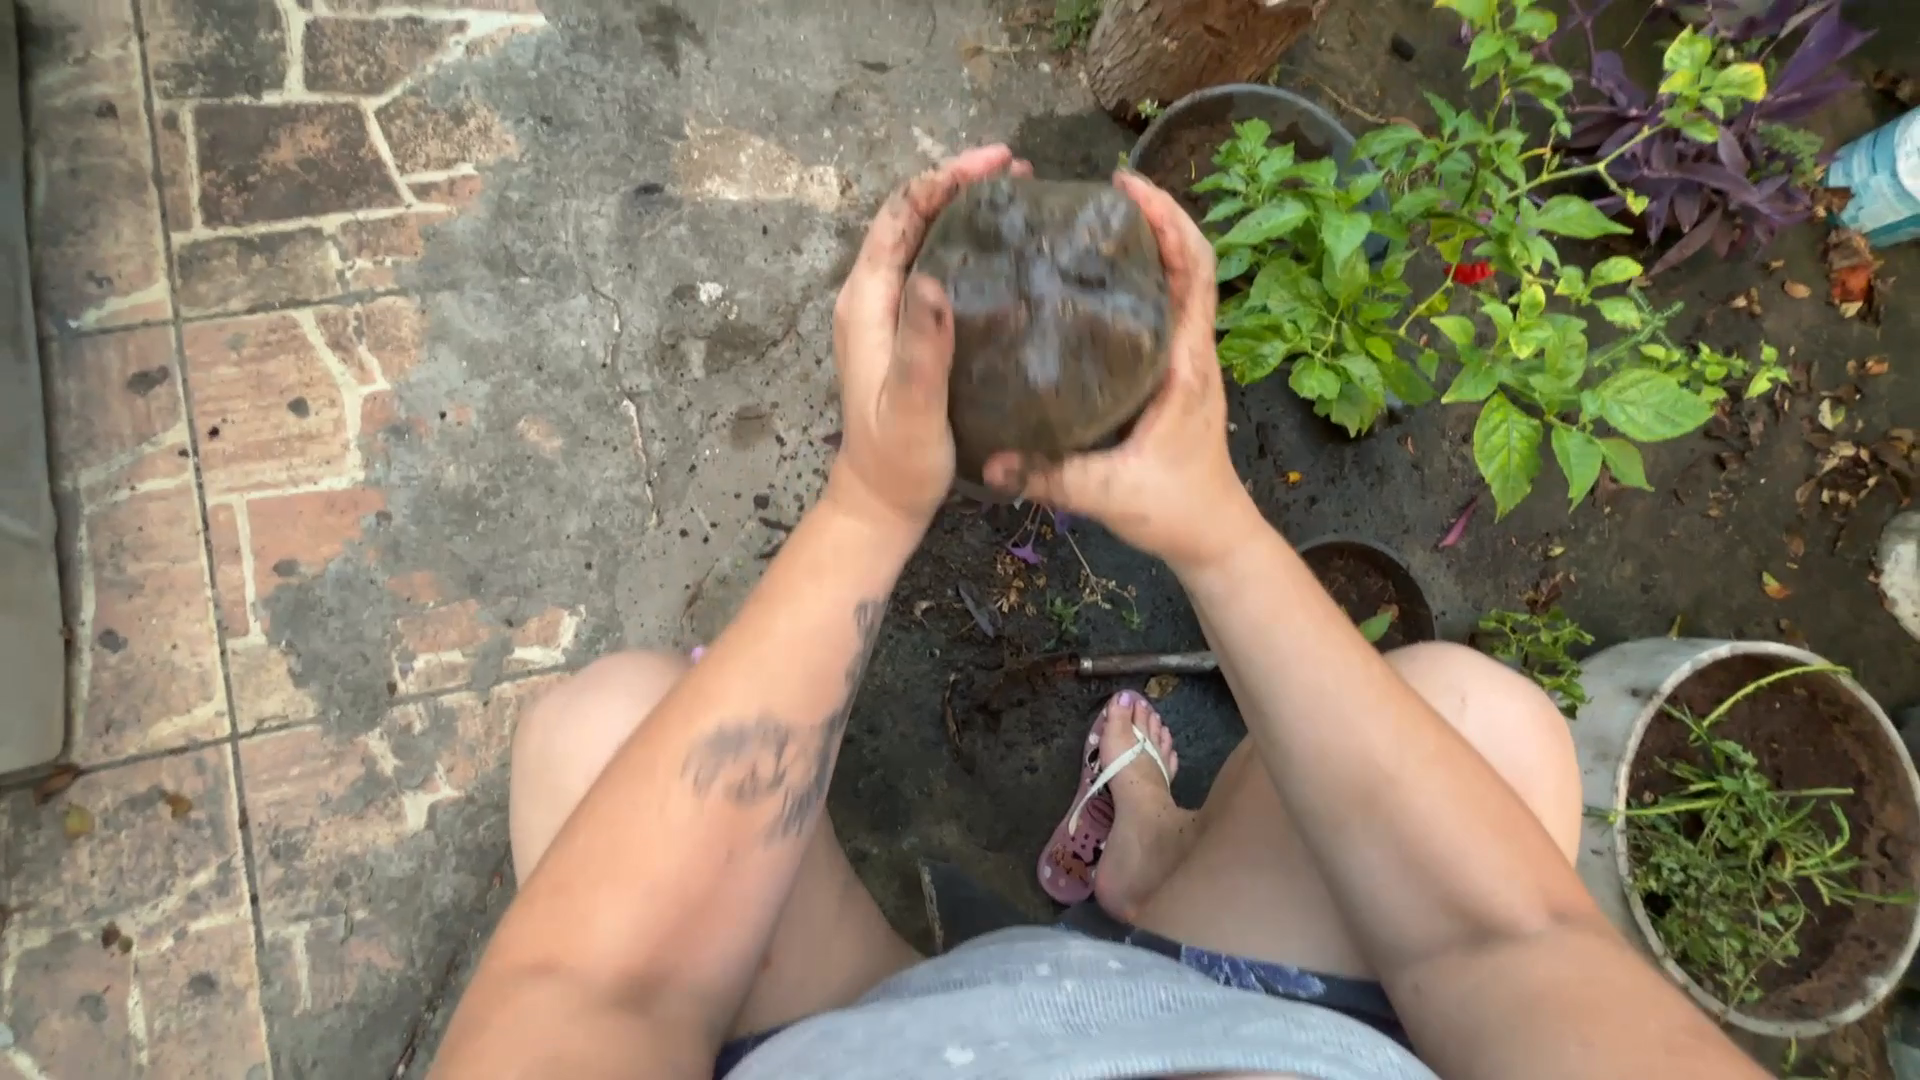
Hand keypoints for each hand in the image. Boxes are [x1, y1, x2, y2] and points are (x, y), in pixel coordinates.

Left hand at [824, 145, 1027, 533]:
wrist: (883, 497)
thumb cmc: (899, 460)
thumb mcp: (911, 407)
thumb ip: (920, 347)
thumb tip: (933, 277)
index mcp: (865, 304)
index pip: (898, 217)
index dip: (943, 179)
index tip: (995, 163)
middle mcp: (871, 300)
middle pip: (910, 219)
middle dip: (958, 185)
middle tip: (1017, 170)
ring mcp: (888, 315)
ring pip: (923, 241)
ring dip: (963, 211)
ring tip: (1017, 197)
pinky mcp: (908, 333)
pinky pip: (935, 272)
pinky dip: (965, 248)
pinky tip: (1002, 253)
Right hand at [982, 171, 1258, 572]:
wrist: (1213, 536)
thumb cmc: (1177, 509)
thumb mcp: (1110, 492)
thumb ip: (1050, 475)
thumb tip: (990, 461)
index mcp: (1188, 363)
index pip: (1194, 269)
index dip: (1169, 220)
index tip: (1128, 188)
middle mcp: (1193, 354)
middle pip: (1188, 266)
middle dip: (1153, 222)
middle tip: (1096, 204)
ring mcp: (1186, 367)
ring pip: (1176, 291)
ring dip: (1148, 254)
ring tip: (1090, 238)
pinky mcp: (1174, 384)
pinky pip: (1161, 322)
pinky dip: (1138, 294)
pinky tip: (1092, 301)